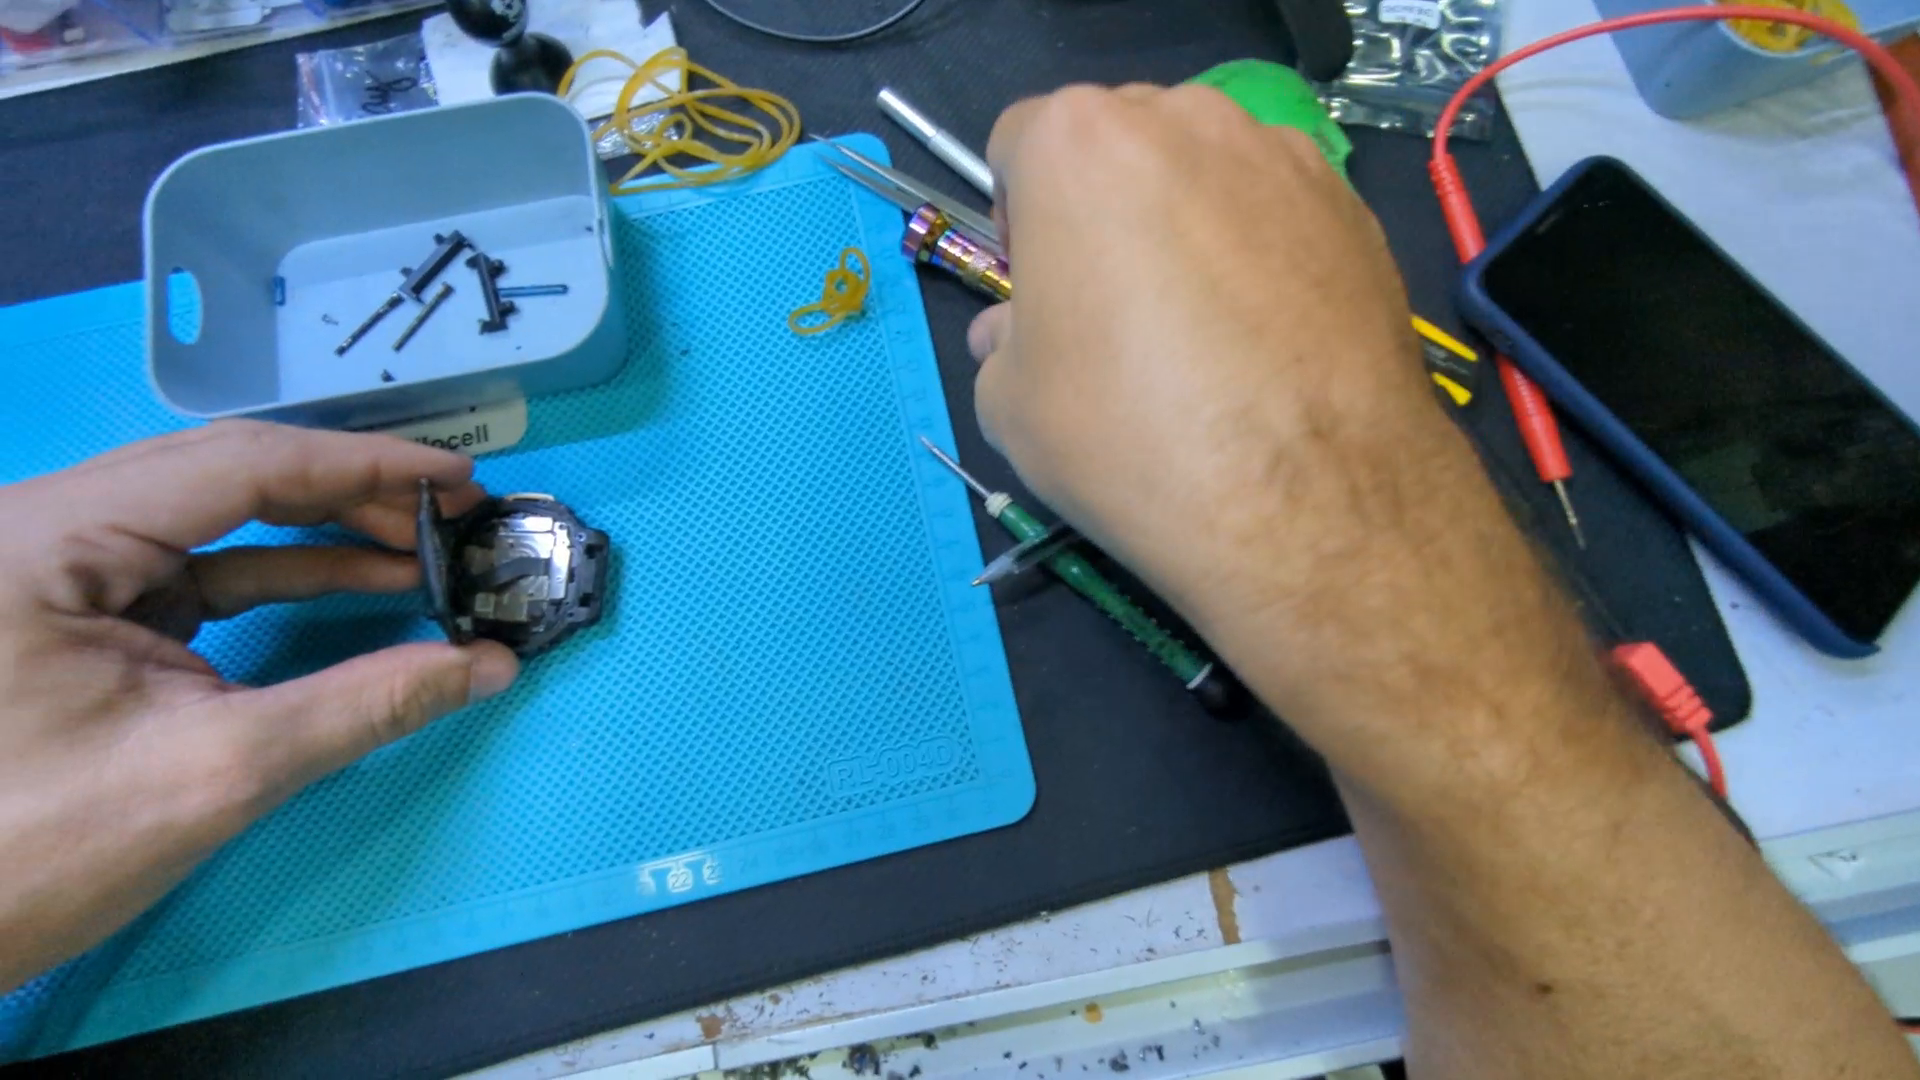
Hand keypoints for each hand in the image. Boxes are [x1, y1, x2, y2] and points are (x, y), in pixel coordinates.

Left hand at [0, 421, 518, 993]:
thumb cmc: (23, 854)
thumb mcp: (219, 770)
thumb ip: (372, 704)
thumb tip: (493, 665)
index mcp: (41, 542)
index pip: (240, 464)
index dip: (367, 464)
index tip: (460, 479)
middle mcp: (36, 530)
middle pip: (232, 473)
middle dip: (358, 491)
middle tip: (455, 515)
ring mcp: (53, 567)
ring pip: (222, 512)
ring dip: (333, 529)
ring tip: (425, 549)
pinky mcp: (76, 607)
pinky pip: (206, 561)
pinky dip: (296, 570)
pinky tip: (370, 581)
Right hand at [971, 85, 1598, 777]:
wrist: (1296, 501)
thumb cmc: (1120, 436)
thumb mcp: (1009, 404)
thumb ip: (1000, 343)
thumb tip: (1011, 334)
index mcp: (1078, 147)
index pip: (1019, 144)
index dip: (1017, 218)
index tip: (1038, 286)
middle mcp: (1185, 121)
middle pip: (1115, 150)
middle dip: (1097, 216)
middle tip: (1108, 313)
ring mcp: (1283, 158)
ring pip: (1199, 178)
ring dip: (1177, 231)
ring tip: (1192, 336)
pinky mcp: (1355, 211)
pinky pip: (1272, 216)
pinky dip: (1252, 258)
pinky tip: (1257, 345)